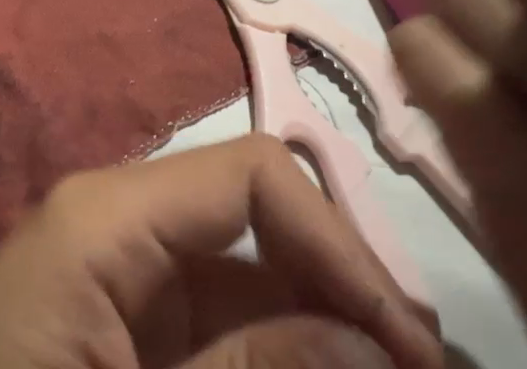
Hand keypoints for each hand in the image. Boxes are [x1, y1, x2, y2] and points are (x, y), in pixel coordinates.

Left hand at [0, 135, 442, 368]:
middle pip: (257, 226)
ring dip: (317, 333)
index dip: (345, 247)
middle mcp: (115, 221)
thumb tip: (378, 343)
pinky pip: (211, 321)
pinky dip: (269, 354)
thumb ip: (255, 367)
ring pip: (244, 280)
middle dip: (344, 297)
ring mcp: (116, 271)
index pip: (254, 176)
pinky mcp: (117, 319)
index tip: (418, 352)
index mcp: (108, 215)